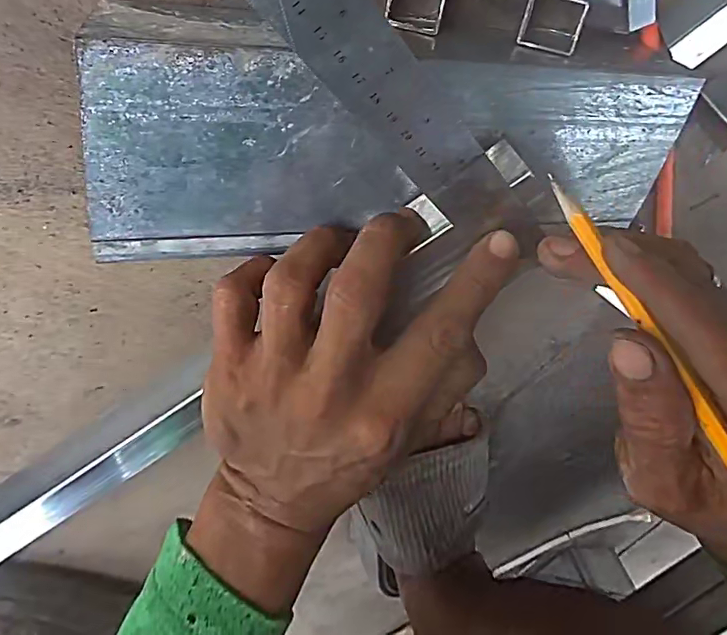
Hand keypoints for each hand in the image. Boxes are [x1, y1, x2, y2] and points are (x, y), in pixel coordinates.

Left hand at [187, 214, 522, 611]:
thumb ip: (446, 380)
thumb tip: (466, 314)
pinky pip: (233, 293)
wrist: (271, 501)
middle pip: (355, 290)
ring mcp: (269, 373)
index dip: (475, 282)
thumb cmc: (350, 460)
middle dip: (383, 239)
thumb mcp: (411, 435)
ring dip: (319, 245)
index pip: (438, 335)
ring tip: (337, 242)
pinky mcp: (226, 364)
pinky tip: (274, 270)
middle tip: (397, 224)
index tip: (500, 241)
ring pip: (290, 281)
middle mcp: (327, 388)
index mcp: (382, 411)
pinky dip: (254, 268)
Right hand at [538, 230, 726, 574]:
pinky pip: (698, 284)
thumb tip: (628, 343)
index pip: (719, 342)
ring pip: (702, 282)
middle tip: (563, 249)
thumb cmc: (700, 504)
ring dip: (635, 257)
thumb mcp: (661, 484)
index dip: (663, 291)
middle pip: (706, 300)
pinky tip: (608, 258)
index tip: (610, 252)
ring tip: (573, 250)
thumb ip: (650, 420)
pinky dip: (648, 264)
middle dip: (631, 264)